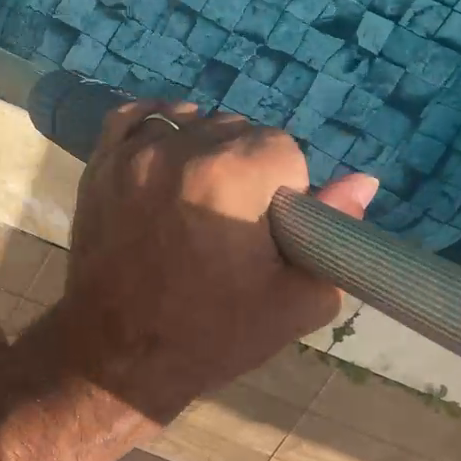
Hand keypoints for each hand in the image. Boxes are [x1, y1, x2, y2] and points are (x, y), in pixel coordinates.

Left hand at [38, 101, 378, 423]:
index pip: (282, 146)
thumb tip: (363, 180)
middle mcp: (177, 151)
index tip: (275, 218)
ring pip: (186, 119)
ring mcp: (130, 153)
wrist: (122, 344)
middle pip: (233, 128)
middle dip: (248, 162)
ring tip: (202, 189)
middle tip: (239, 212)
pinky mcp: (98, 162)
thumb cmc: (216, 330)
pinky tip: (168, 144)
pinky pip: (128, 116)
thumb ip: (333, 230)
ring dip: (202, 143)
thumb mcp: (296, 295)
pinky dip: (153, 122)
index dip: (288, 182)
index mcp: (231, 177)